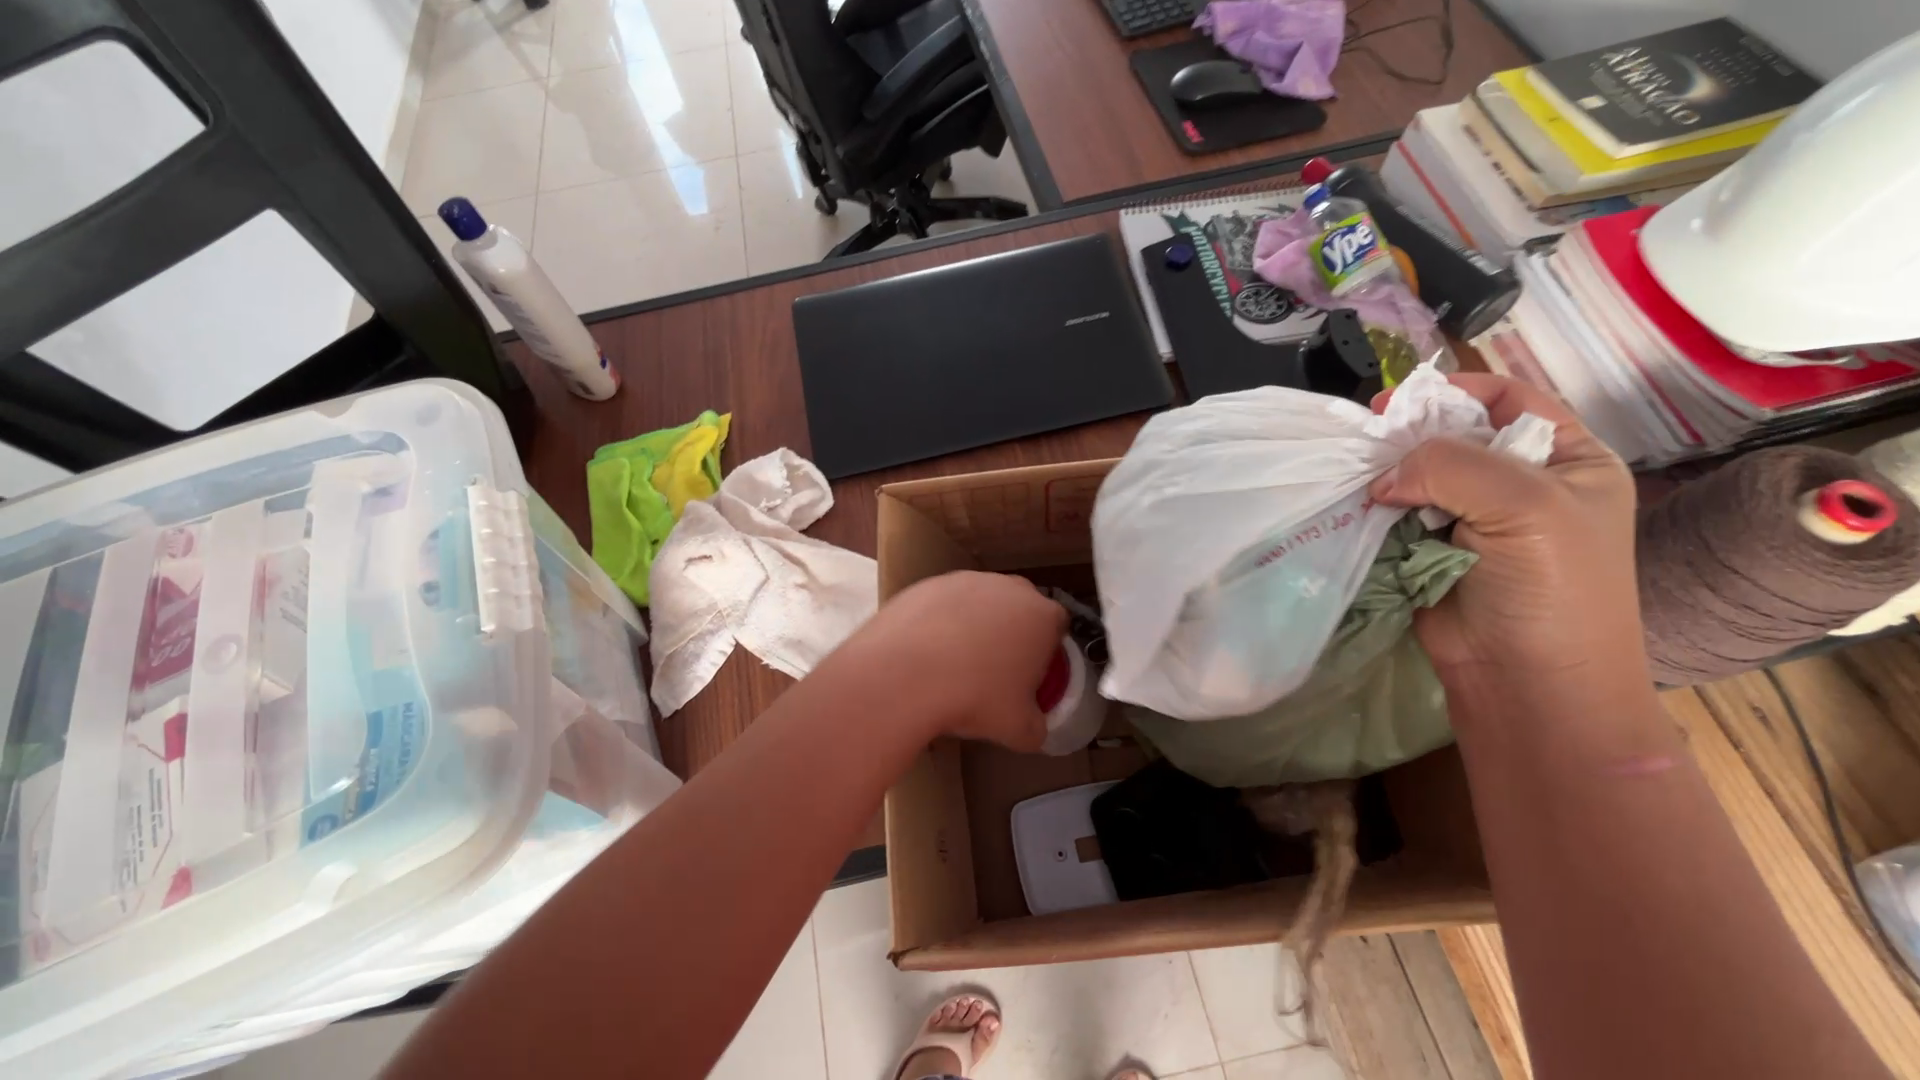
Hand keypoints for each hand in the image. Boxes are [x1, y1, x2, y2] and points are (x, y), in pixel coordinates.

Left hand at [837, 571, 1066, 751]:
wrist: (903, 675)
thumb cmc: (975, 698)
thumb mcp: (1019, 730)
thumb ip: (1036, 728)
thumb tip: (1034, 730)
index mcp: (1041, 615)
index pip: (1058, 626)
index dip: (1047, 652)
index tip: (1030, 676)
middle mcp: (1007, 588)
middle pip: (1019, 608)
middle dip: (1012, 634)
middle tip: (994, 671)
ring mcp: (964, 581)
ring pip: (978, 603)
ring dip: (973, 627)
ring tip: (952, 666)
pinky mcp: (925, 584)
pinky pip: (941, 606)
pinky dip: (938, 625)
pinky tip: (924, 656)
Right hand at [1368, 373, 1644, 685]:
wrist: (1530, 685)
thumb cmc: (1552, 589)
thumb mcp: (1525, 504)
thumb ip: (1451, 465)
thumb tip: (1383, 476)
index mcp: (1567, 461)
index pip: (1510, 401)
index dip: (1458, 390)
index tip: (1399, 400)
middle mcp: (1520, 486)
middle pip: (1455, 437)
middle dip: (1411, 434)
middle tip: (1364, 437)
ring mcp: (1472, 523)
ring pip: (1419, 478)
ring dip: (1388, 475)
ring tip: (1352, 471)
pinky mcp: (1431, 555)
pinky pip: (1397, 519)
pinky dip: (1374, 511)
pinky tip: (1354, 505)